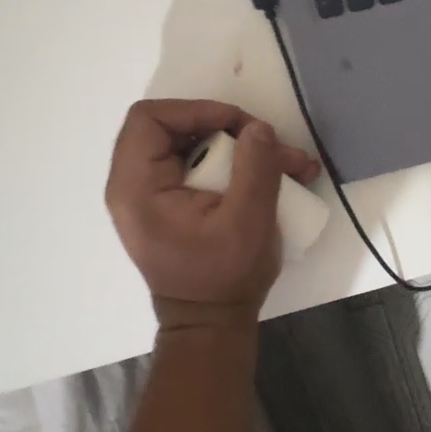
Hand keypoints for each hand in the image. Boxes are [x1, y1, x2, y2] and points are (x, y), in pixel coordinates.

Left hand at [104, 99, 320, 330]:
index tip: (240, 125)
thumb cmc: (223, 274)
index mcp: (137, 186)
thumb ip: (255, 167)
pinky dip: (239, 166)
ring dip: (244, 148)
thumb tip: (258, 127)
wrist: (212, 321)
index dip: (196, 110)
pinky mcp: (175, 204)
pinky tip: (280, 177)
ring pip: (196, 145)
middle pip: (174, 127)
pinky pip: (202, 167)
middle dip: (230, 128)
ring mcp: (155, 195)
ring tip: (293, 164)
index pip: (149, 119)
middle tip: (269, 142)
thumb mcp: (248, 219)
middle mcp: (136, 185)